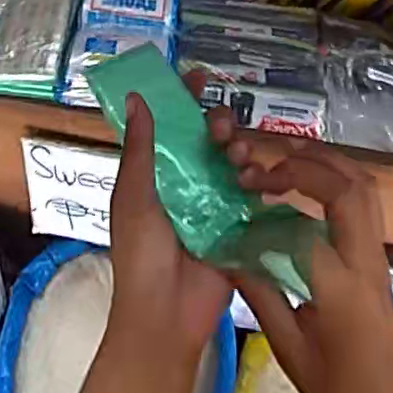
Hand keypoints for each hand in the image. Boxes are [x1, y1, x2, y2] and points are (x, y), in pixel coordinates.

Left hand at [61, 94, 232, 392]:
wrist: (166, 316)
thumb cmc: (142, 254)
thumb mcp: (135, 196)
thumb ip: (140, 148)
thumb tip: (137, 97)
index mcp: (159, 173)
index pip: (173, 126)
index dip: (184, 100)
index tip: (198, 77)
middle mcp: (188, 182)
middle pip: (210, 138)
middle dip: (219, 124)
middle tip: (221, 128)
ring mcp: (214, 202)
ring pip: (234, 159)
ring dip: (239, 149)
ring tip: (238, 156)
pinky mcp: (237, 222)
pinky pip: (252, 191)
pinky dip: (256, 179)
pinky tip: (257, 178)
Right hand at [209, 111, 392, 392]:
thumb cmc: (336, 382)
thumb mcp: (288, 347)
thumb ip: (260, 294)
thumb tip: (230, 253)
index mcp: (340, 289)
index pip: (304, 233)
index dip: (269, 215)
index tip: (243, 210)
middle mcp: (364, 258)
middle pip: (347, 192)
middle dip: (306, 167)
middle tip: (269, 165)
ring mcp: (377, 249)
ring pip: (364, 185)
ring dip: (328, 161)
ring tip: (291, 151)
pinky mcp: (378, 247)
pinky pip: (366, 195)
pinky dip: (340, 173)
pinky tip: (314, 172)